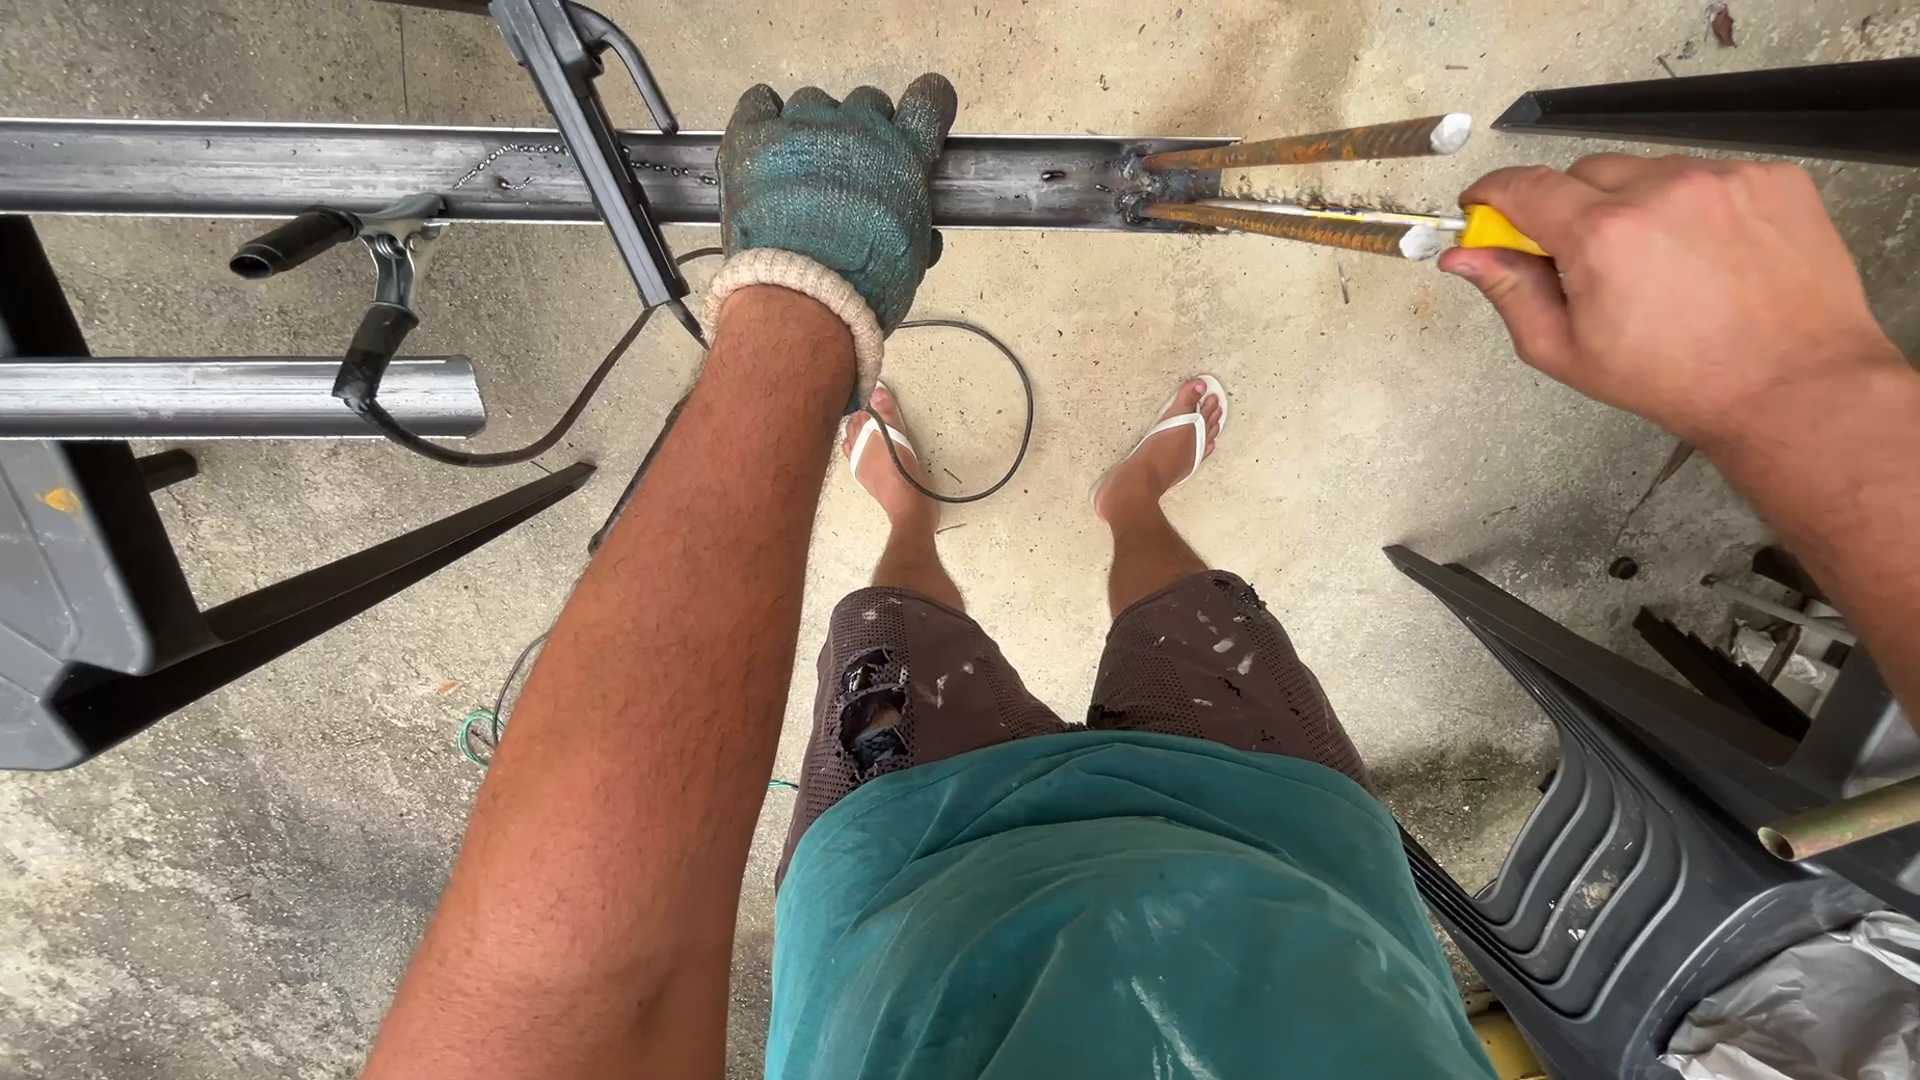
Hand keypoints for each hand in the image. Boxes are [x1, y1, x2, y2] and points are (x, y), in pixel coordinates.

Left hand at [718, 74, 957, 332]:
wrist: (803, 302)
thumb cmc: (862, 290)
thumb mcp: (910, 264)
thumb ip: (916, 231)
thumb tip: (923, 233)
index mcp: (902, 160)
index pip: (927, 104)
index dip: (927, 106)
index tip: (918, 119)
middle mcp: (857, 132)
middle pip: (866, 104)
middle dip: (863, 134)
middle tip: (851, 174)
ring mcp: (803, 129)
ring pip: (813, 105)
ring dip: (814, 132)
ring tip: (802, 175)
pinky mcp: (754, 138)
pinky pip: (760, 102)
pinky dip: (765, 118)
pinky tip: (768, 145)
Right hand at [1437, 154, 1904, 446]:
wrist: (1785, 378)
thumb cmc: (1666, 374)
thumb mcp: (1558, 346)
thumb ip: (1507, 289)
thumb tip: (1462, 256)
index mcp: (1603, 235)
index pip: (1525, 187)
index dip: (1491, 192)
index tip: (1480, 204)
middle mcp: (1663, 191)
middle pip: (1579, 172)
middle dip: (1559, 207)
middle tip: (1566, 256)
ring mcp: (1724, 177)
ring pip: (1639, 170)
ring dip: (1619, 203)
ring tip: (1637, 259)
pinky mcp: (1770, 177)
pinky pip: (1697, 173)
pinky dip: (1675, 203)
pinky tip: (1685, 250)